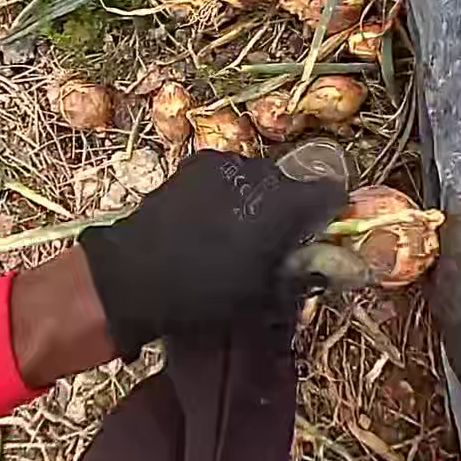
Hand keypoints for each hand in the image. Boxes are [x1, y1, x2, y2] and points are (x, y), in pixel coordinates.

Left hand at [78, 150, 345, 353]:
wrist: (131, 274)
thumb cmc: (203, 293)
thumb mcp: (261, 297)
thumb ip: (300, 273)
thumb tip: (327, 265)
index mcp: (284, 202)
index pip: (328, 193)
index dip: (328, 214)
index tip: (318, 235)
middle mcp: (259, 171)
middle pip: (291, 184)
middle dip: (290, 209)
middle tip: (275, 242)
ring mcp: (224, 162)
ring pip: (258, 178)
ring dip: (258, 199)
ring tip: (238, 230)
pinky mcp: (196, 163)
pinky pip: (227, 174)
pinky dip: (229, 192)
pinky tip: (211, 218)